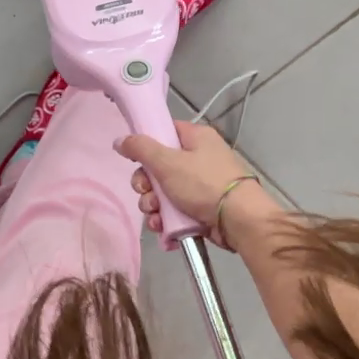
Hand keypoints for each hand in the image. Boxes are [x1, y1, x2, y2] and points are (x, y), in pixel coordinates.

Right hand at [115, 121, 275, 244]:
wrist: (240, 220)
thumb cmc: (204, 184)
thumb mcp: (167, 162)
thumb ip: (140, 149)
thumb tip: (119, 141)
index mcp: (195, 138)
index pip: (164, 132)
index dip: (146, 145)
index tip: (136, 160)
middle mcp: (198, 158)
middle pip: (157, 167)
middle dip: (146, 185)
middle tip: (147, 193)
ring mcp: (199, 184)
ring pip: (162, 192)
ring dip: (152, 205)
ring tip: (156, 215)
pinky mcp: (200, 207)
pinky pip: (173, 210)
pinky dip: (164, 218)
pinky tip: (161, 226)